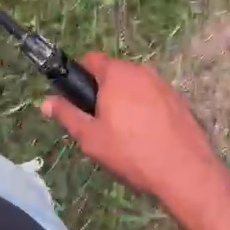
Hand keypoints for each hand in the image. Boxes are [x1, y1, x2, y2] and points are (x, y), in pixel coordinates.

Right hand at [40, 52, 226, 202]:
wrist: (185, 170)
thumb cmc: (132, 152)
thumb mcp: (92, 138)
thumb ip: (68, 115)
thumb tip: (45, 101)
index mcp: (116, 73)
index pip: (90, 58)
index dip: (81, 76)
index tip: (81, 100)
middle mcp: (139, 69)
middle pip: (113, 71)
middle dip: (104, 90)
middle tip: (102, 122)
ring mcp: (161, 82)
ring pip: (134, 84)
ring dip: (126, 99)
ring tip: (127, 133)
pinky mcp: (178, 97)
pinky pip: (153, 95)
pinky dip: (147, 107)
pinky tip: (149, 135)